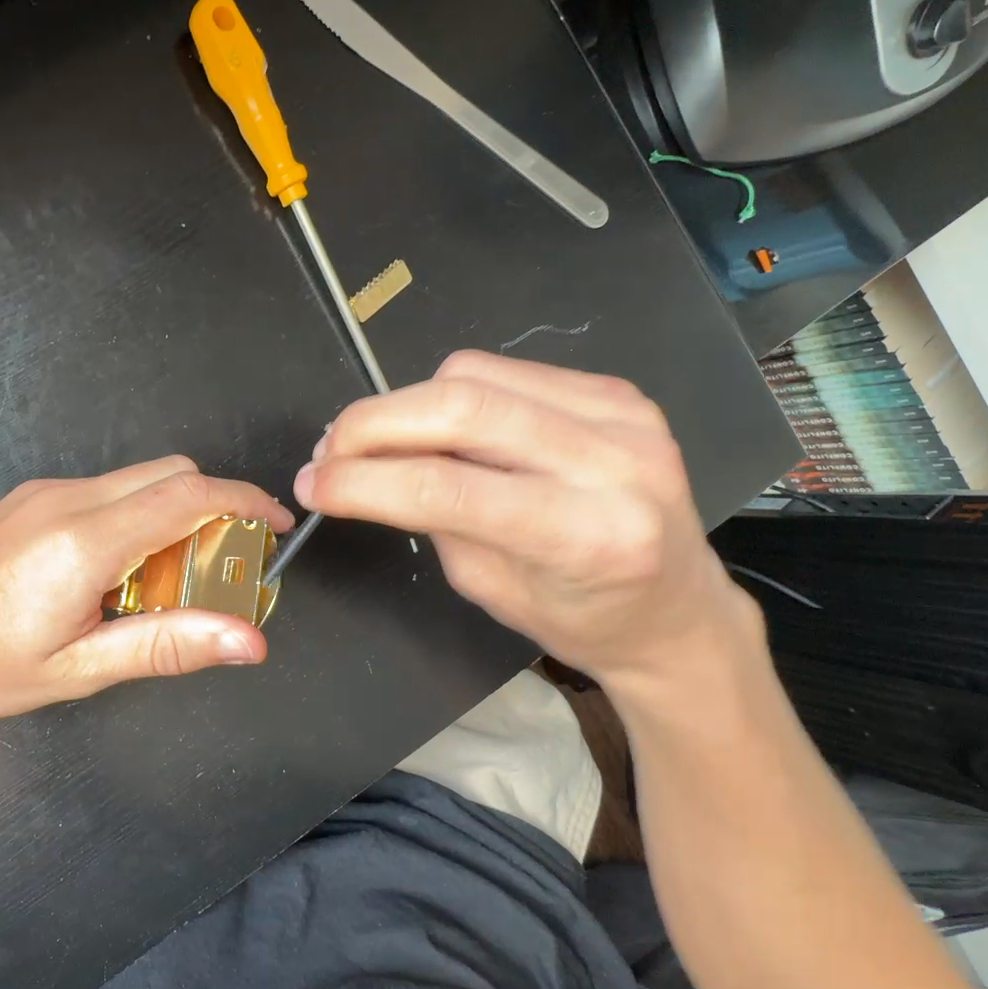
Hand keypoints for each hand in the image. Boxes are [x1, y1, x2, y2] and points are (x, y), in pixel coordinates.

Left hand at [0, 456, 294, 726]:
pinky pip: (100, 490)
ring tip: (162, 584)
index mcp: (84, 540)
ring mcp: (41, 492)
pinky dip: (131, 516)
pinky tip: (113, 573)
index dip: (246, 502)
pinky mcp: (25, 498)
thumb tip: (247, 640)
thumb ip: (166, 646)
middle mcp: (66, 498)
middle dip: (212, 506)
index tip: (275, 526)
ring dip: (169, 513)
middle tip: (219, 569)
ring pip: (134, 479)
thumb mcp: (78, 668)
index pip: (189, 495)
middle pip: (167, 472)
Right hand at [295, 351, 758, 685]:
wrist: (675, 609)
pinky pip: (500, 371)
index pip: (444, 488)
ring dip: (402, 406)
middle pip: (459, 408)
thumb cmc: (575, 617)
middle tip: (328, 451)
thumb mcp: (484, 584)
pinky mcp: (614, 392)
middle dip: (369, 424)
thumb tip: (353, 469)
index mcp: (586, 535)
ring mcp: (622, 417)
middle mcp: (614, 462)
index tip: (311, 486)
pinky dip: (448, 394)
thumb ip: (428, 516)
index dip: (359, 481)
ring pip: (471, 376)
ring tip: (377, 441)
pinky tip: (439, 429)